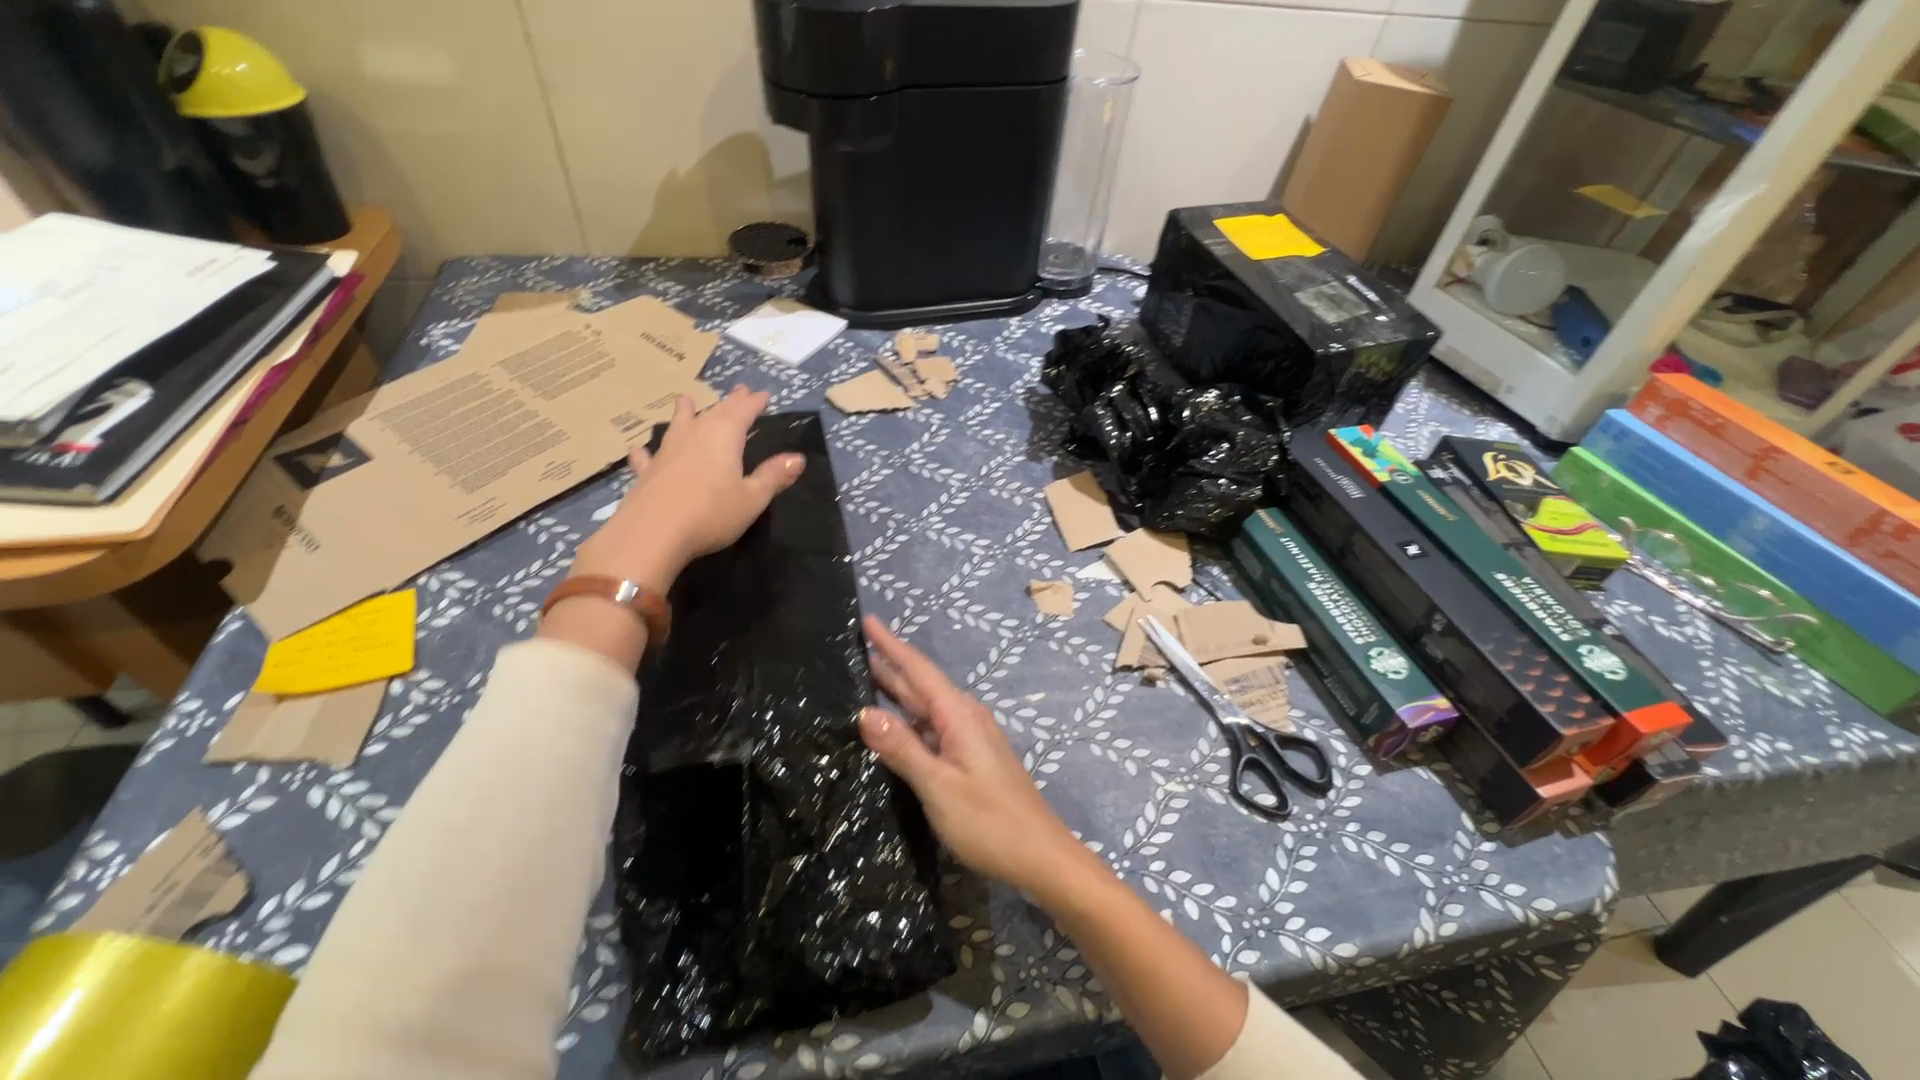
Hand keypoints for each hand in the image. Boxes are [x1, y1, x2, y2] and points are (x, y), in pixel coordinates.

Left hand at [571, 385, 804, 592]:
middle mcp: (695, 435)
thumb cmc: (711, 513)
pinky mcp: (647, 472)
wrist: (653, 533)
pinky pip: (648, 456)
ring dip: (684, 412)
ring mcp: (667, 451)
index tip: (764, 394)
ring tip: (685, 399)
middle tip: (739, 390)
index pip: (744, 412)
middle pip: (715, 412)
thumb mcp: (752, 498)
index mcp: (724, 436)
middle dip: (729, 402)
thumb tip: (797, 458)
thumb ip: (772, 476)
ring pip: (679, 424)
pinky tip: (640, 449)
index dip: (755, 402)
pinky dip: (647, 450)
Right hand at [858, 616, 1093, 899]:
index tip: (867, 621)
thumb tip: (865, 713)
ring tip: (867, 678)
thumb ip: (903, 749)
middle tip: (855, 648)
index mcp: (958, 717)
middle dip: (890, 665)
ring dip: (899, 692)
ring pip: (926, 708)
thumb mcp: (939, 787)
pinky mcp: (972, 760)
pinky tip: (894, 728)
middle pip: (921, 686)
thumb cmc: (990, 822)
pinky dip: (910, 720)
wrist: (1041, 857)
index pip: (918, 671)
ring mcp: (972, 740)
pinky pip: (933, 728)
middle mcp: (966, 719)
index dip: (891, 646)